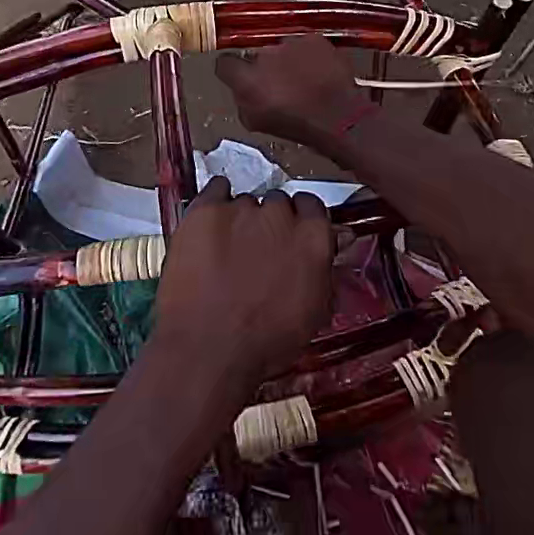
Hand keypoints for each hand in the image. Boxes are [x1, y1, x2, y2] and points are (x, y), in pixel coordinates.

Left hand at [151, 176, 334, 386]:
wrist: (209, 345)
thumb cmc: (266, 341)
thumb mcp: (313, 312)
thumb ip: (322, 270)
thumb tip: (328, 247)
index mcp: (313, 238)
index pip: (312, 206)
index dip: (301, 220)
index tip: (291, 234)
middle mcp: (280, 215)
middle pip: (278, 203)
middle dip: (270, 222)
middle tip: (257, 250)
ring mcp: (241, 208)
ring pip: (245, 202)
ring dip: (241, 219)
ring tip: (227, 249)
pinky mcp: (206, 208)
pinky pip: (216, 189)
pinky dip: (216, 201)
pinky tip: (210, 223)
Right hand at [214, 36, 367, 148]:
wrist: (338, 117)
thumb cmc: (296, 124)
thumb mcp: (256, 122)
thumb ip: (242, 100)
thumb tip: (242, 91)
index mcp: (245, 78)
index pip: (224, 63)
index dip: (231, 70)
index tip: (238, 76)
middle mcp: (263, 55)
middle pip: (256, 55)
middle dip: (263, 67)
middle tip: (278, 84)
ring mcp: (289, 44)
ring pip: (281, 49)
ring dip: (286, 61)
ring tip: (302, 79)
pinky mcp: (312, 39)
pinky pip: (304, 45)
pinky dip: (308, 56)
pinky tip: (316, 72)